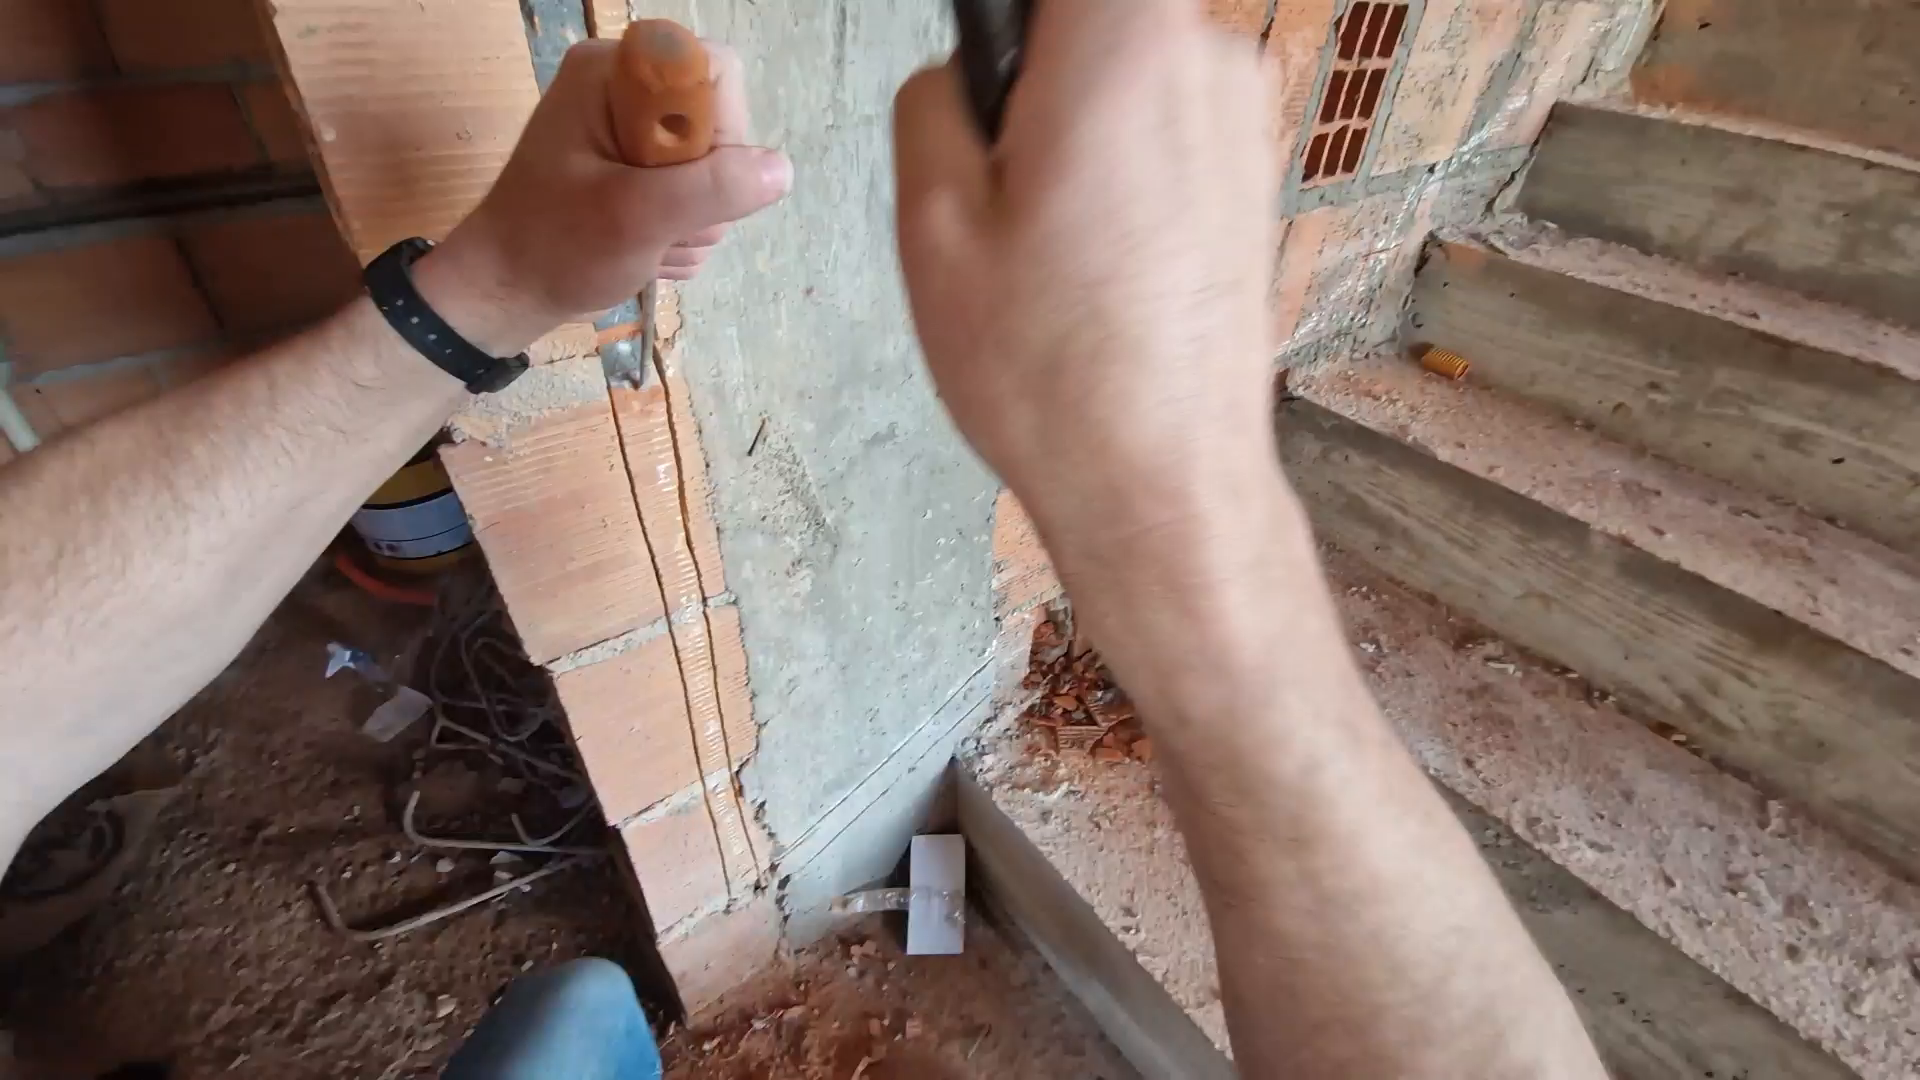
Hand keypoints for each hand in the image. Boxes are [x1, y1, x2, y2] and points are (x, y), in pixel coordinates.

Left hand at [417, 38, 793, 354]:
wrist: (515, 289)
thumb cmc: (559, 245)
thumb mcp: (636, 216)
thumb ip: (711, 188)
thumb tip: (782, 170)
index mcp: (617, 77)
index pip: (716, 74)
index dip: (722, 132)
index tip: (686, 178)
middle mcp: (633, 98)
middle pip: (726, 132)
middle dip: (709, 192)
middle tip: (664, 222)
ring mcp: (643, 141)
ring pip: (720, 178)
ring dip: (698, 225)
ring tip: (651, 242)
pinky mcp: (650, 179)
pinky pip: (704, 205)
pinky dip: (687, 239)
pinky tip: (652, 250)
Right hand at [894, 0, 1273, 550]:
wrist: (1160, 484)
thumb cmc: (1055, 377)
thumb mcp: (932, 227)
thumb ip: (931, 103)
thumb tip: (961, 82)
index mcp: (1125, 41)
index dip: (1005, 25)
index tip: (987, 99)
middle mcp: (1209, 64)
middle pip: (1089, 21)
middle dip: (1029, 90)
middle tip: (999, 203)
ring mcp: (1245, 133)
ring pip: (1124, 89)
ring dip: (1071, 148)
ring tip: (1050, 261)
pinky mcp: (1251, 195)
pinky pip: (1163, 148)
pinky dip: (1118, 188)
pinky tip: (1098, 280)